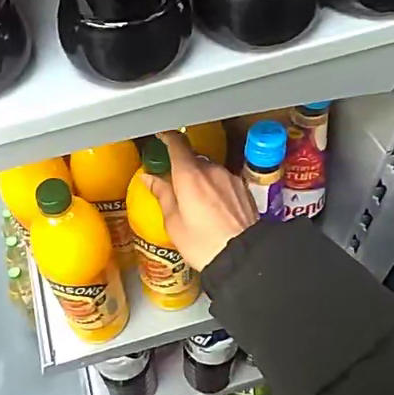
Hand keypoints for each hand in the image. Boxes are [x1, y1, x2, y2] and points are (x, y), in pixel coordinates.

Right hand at [142, 131, 256, 271]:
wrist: (243, 257)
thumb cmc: (204, 244)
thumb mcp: (173, 222)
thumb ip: (162, 194)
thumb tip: (150, 178)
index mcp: (190, 175)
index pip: (177, 144)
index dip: (167, 137)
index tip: (161, 137)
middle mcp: (212, 170)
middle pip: (193, 158)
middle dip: (182, 167)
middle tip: (173, 182)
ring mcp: (230, 178)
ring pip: (210, 170)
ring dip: (200, 178)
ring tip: (194, 201)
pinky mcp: (244, 189)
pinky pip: (223, 181)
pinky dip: (215, 187)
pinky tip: (212, 207)